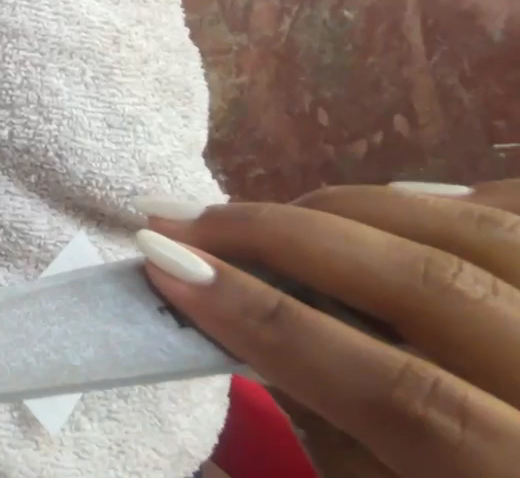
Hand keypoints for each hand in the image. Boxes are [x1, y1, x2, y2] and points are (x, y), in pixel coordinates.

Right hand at [136, 181, 519, 476]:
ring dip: (346, 207)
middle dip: (282, 236)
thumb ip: (318, 417)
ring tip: (267, 214)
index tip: (162, 263)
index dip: (270, 321)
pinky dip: (451, 197)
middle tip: (182, 217)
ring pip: (480, 231)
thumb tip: (215, 305)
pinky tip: (387, 202)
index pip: (403, 394)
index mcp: (516, 477)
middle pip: (437, 286)